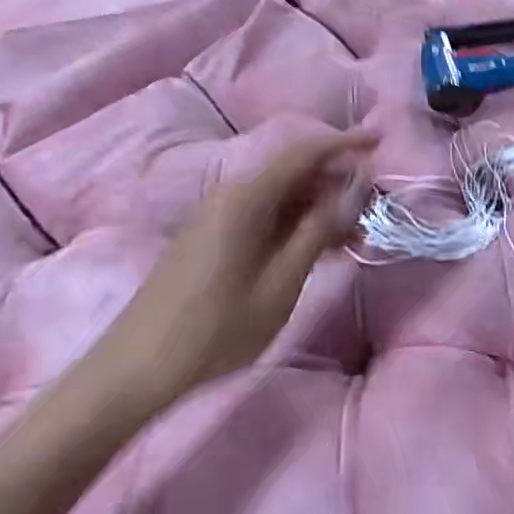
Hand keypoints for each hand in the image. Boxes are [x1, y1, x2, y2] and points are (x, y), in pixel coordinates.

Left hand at [76, 132, 375, 412]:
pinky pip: (267, 215)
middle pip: (296, 172)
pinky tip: (321, 250)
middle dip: (339, 183)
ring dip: (322, 208)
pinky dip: (298, 224)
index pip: (306, 152)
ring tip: (356, 237)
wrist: (132, 372)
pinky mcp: (214, 237)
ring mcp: (220, 216)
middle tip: (374, 208)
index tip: (381, 141)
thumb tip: (352, 190)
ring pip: (284, 196)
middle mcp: (232, 196)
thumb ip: (319, 230)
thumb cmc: (214, 328)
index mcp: (247, 198)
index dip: (346, 143)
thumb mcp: (281, 282)